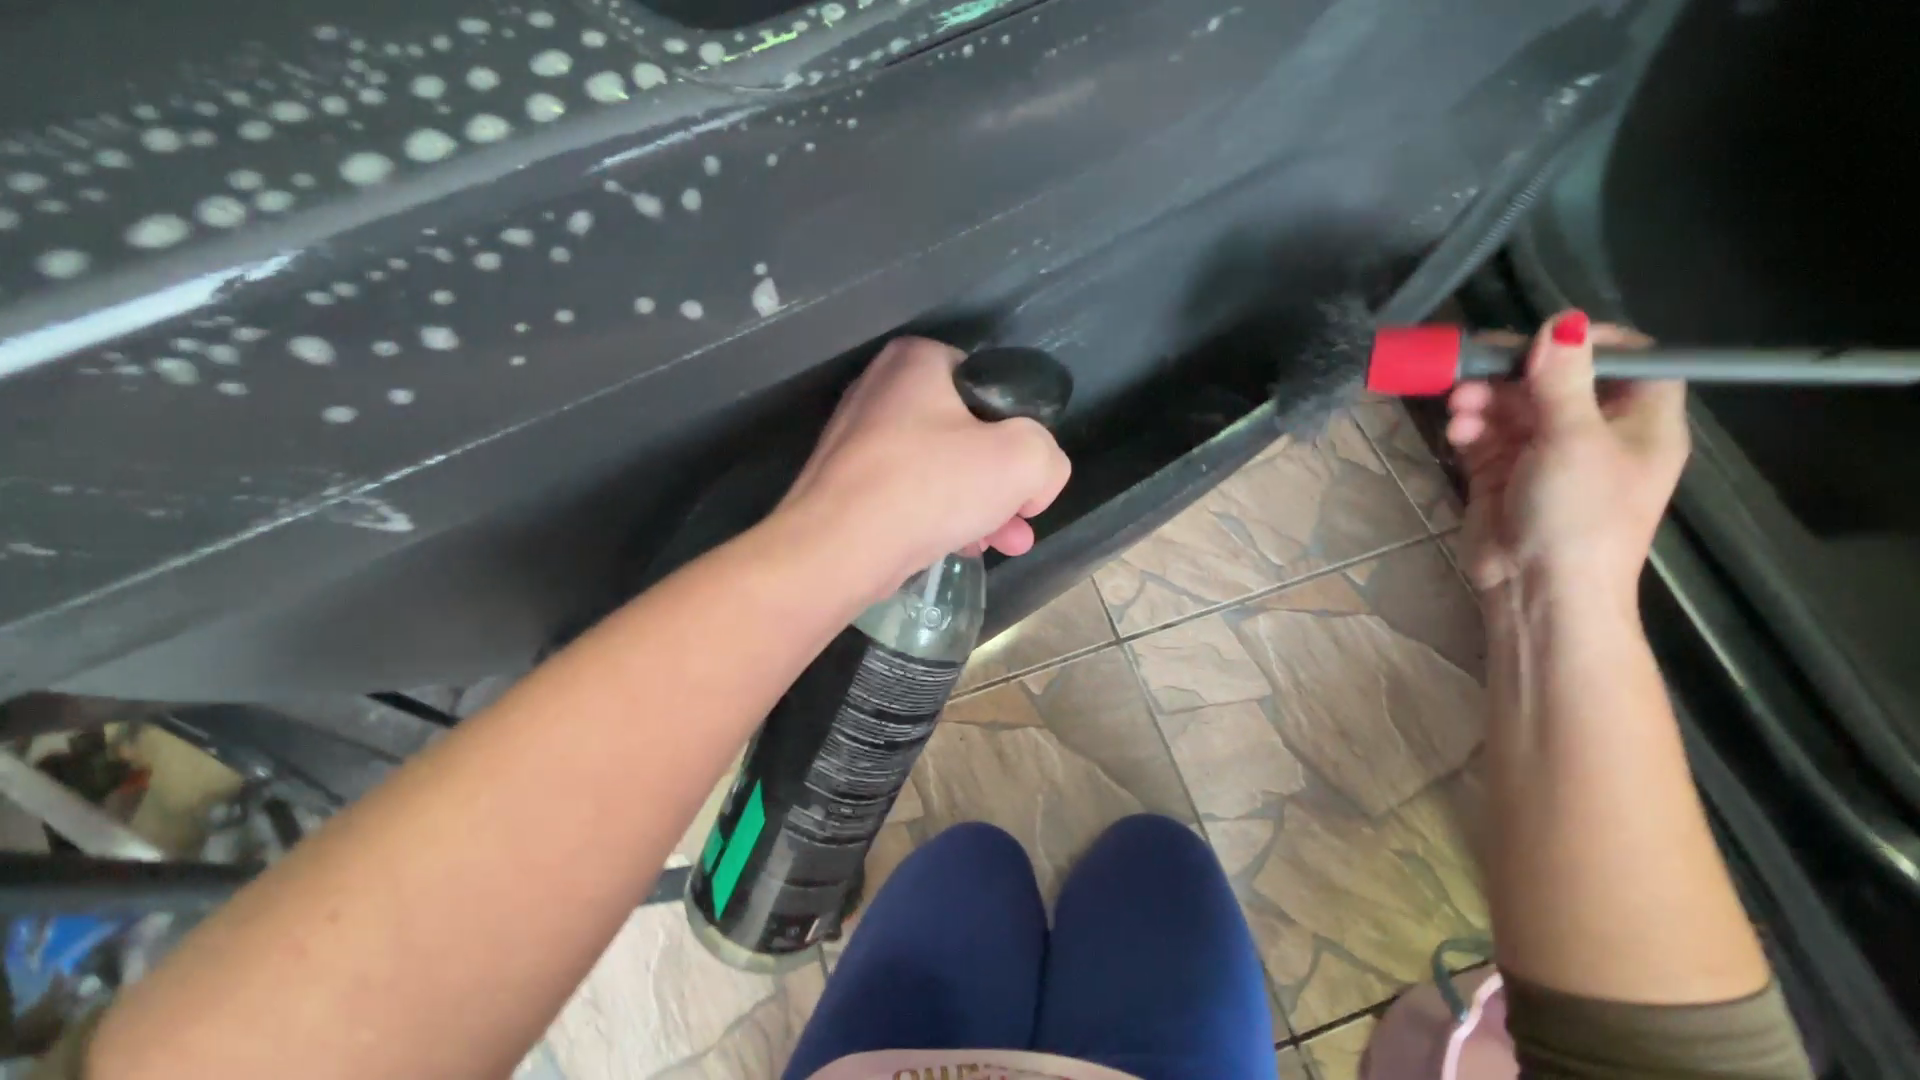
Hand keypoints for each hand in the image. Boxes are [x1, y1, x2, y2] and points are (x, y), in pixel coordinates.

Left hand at [776, 336, 1071, 595]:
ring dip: (979, 507)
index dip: (1021, 432)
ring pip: (941, 470)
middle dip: (1003, 483)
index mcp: (918, 361)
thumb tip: (1035, 481)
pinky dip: (939, 518)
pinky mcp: (847, 484)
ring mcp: (858, 438)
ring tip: (1004, 545)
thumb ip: (1049, 457)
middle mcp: (881, 389)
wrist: (835, 550)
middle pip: (967, 433)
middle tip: (1021, 521)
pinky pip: (910, 494)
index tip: (1027, 475)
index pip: (991, 385)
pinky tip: (961, 549)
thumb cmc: (929, 488)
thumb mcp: (1022, 460)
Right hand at [1445, 311, 1687, 606]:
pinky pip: (1483, 434)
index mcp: (1639, 421)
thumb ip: (1563, 379)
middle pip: (1555, 379)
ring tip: (1459, 408)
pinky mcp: (1501, 473)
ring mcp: (1544, 453)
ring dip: (1482, 399)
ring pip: (1511, 405)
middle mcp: (1594, 432)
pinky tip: (1457, 433)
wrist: (1539, 591)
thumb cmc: (1579, 515)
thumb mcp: (1575, 440)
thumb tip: (1562, 322)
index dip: (1590, 342)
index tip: (1545, 337)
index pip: (1629, 361)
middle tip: (1474, 364)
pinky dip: (1468, 427)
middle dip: (1513, 372)